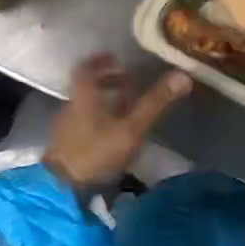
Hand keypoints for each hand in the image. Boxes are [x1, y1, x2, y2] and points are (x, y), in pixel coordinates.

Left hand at [44, 53, 192, 192]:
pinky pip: (82, 122)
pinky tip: (112, 131)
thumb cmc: (96, 153)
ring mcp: (65, 126)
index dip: (100, 61)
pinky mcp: (65, 144)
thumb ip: (154, 103)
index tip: (116, 59)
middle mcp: (71, 106)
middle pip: (86, 87)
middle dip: (107, 81)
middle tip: (130, 82)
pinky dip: (98, 118)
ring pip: (85, 105)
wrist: (62, 186)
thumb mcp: (130, 129)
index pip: (86, 70)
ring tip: (127, 107)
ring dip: (104, 101)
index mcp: (83, 97)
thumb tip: (181, 75)